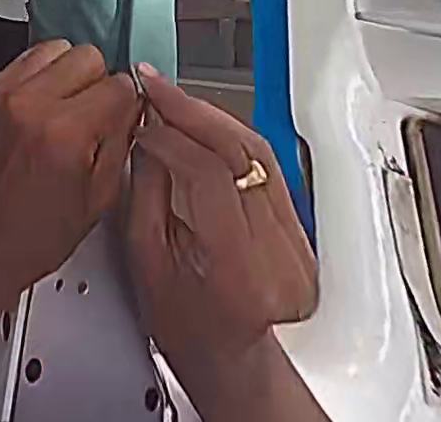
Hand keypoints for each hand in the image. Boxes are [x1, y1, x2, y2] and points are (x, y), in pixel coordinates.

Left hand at [0, 40, 142, 317]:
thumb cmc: (41, 229)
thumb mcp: (102, 193)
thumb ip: (123, 136)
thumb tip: (135, 99)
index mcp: (65, 132)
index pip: (119, 85)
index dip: (127, 101)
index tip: (123, 115)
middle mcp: (34, 102)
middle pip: (90, 56)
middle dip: (100, 82)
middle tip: (94, 112)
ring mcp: (9, 91)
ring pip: (62, 48)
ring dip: (72, 72)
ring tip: (68, 105)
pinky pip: (34, 55)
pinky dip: (47, 70)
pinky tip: (48, 100)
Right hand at [125, 67, 316, 388]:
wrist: (231, 356)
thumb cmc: (184, 326)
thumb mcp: (146, 261)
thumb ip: (146, 190)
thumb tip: (147, 129)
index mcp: (238, 271)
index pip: (208, 175)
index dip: (170, 135)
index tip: (141, 115)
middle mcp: (278, 252)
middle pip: (238, 151)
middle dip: (190, 108)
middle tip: (154, 83)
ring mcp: (296, 236)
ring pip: (255, 146)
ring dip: (209, 112)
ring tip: (171, 94)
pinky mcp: (298, 222)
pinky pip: (263, 158)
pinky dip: (228, 129)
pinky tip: (201, 116)